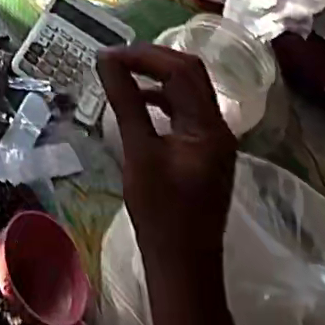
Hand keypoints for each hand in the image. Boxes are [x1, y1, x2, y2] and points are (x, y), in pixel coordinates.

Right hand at [96, 44, 238, 273]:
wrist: (184, 268)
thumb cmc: (161, 215)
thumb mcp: (139, 154)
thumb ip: (126, 102)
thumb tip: (106, 61)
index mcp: (209, 126)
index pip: (180, 71)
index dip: (143, 57)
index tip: (109, 56)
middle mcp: (219, 127)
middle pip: (190, 74)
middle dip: (153, 59)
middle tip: (117, 57)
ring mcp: (214, 140)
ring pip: (189, 90)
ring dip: (159, 76)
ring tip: (124, 72)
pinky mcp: (205, 152)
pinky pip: (186, 111)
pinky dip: (163, 98)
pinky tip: (140, 103)